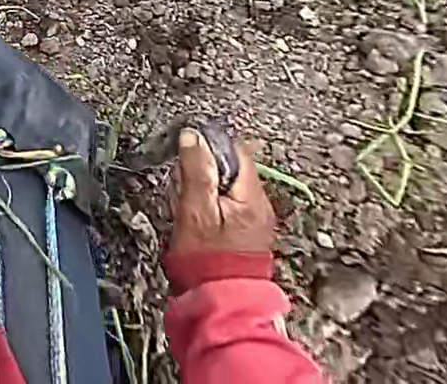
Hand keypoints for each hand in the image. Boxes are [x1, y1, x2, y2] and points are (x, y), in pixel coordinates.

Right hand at [168, 128, 275, 258]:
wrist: (218, 309)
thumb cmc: (206, 262)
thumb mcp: (196, 209)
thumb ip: (196, 170)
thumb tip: (193, 136)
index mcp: (251, 196)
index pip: (235, 150)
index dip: (211, 145)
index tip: (191, 149)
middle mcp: (260, 206)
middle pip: (234, 168)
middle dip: (209, 168)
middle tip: (186, 181)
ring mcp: (255, 222)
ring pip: (231, 186)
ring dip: (210, 186)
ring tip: (191, 202)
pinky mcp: (246, 235)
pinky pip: (231, 205)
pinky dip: (214, 204)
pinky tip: (200, 217)